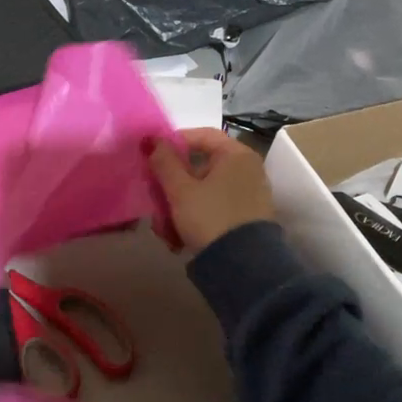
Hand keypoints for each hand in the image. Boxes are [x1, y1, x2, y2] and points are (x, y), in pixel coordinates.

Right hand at [148, 128, 275, 255]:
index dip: (173, 143)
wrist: (243, 266)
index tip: (152, 158)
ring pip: (203, 192)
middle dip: (171, 187)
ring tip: (165, 231)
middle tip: (154, 202)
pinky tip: (179, 240)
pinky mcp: (246, 218)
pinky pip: (214, 208)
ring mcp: (249, 195)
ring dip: (178, 208)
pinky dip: (195, 219)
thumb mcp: (180, 190)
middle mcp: (247, 170)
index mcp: (236, 155)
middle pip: (199, 167)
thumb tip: (153, 139)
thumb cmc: (210, 217)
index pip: (201, 135)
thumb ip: (164, 162)